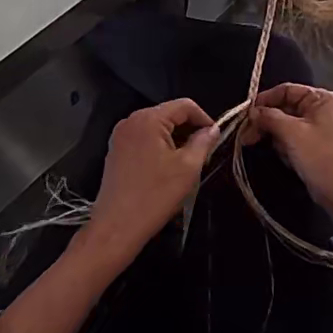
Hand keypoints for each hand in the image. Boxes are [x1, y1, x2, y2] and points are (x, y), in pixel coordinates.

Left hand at [81, 98, 219, 269]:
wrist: (117, 227)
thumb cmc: (155, 196)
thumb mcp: (188, 167)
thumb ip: (203, 142)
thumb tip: (212, 130)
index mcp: (148, 119)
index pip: (184, 105)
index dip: (204, 118)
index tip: (216, 137)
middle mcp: (130, 121)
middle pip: (169, 114)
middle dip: (190, 129)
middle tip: (205, 152)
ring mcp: (120, 136)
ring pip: (157, 128)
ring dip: (176, 139)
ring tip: (188, 162)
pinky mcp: (116, 152)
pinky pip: (144, 139)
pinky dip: (160, 147)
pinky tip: (168, 168)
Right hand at [246, 83, 332, 235]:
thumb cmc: (320, 157)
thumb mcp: (292, 133)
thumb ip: (269, 117)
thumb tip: (252, 111)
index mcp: (322, 99)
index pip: (286, 90)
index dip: (264, 100)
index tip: (245, 115)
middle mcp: (322, 109)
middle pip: (285, 108)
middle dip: (267, 122)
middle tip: (246, 137)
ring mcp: (320, 129)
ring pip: (287, 126)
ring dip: (277, 138)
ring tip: (278, 152)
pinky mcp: (316, 147)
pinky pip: (294, 140)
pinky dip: (286, 148)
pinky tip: (289, 160)